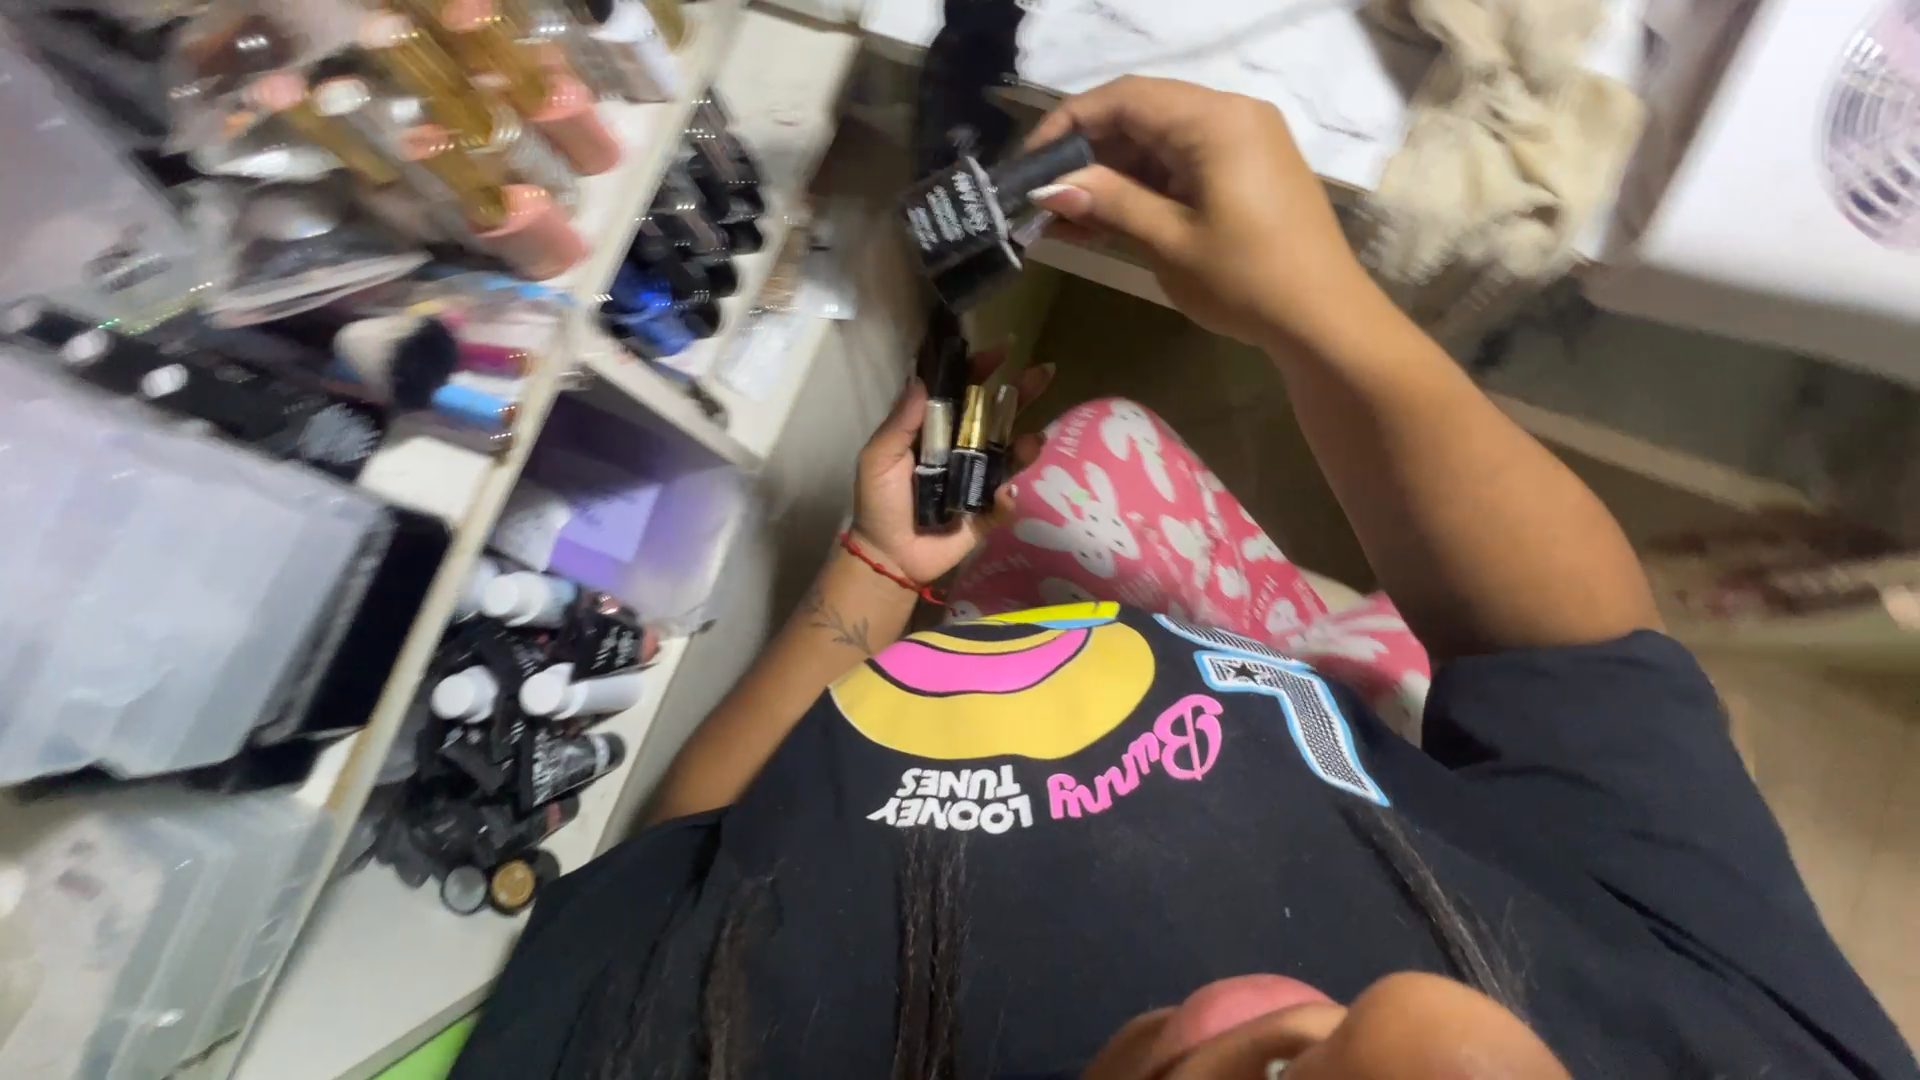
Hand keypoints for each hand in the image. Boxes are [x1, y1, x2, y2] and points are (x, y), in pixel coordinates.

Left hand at [852, 352, 1048, 585]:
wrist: (888, 555)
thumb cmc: (880, 502)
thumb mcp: (879, 458)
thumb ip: (899, 423)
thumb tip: (920, 381)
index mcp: (935, 432)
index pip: (961, 393)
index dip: (979, 371)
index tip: (1000, 353)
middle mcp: (961, 450)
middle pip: (997, 417)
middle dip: (1021, 394)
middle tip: (1043, 374)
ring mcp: (978, 481)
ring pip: (1009, 455)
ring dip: (1024, 445)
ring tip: (1032, 441)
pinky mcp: (986, 513)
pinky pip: (1005, 502)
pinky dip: (1008, 499)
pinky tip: (1005, 495)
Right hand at [1026, 77, 1384, 351]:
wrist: (1321, 318)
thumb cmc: (1246, 279)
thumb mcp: (1169, 241)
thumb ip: (1109, 203)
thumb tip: (1049, 187)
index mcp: (1214, 120)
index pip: (1125, 98)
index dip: (1068, 123)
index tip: (1028, 163)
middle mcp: (1229, 116)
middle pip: (1140, 118)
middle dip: (1086, 157)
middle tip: (1041, 200)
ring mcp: (1239, 144)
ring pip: (1156, 147)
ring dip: (1109, 180)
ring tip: (1062, 221)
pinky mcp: (1242, 173)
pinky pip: (1179, 169)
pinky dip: (1140, 192)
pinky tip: (1102, 222)